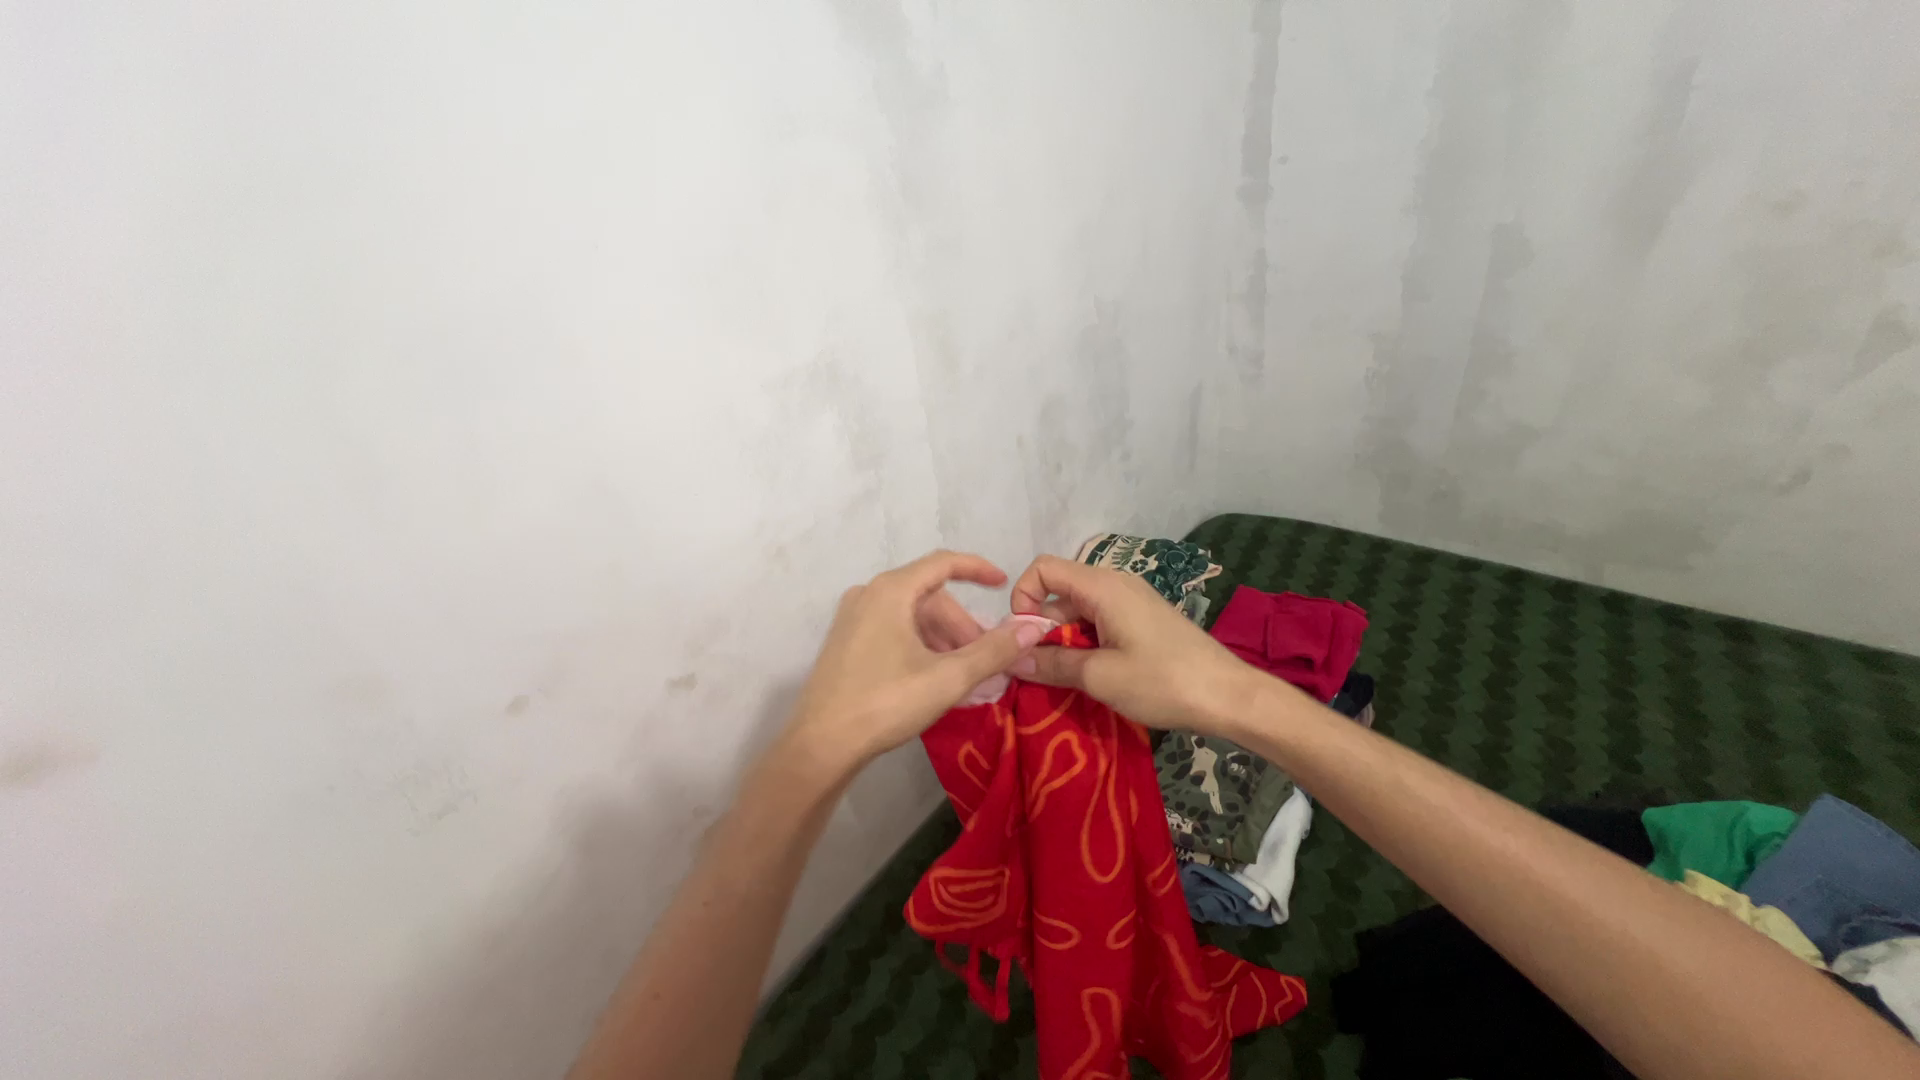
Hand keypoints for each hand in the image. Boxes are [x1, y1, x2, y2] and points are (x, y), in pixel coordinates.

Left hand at [786, 551, 1050, 769]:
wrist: (821, 745)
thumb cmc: (886, 703)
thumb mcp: (948, 678)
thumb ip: (994, 650)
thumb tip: (1033, 627)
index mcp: (891, 591)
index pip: (943, 563)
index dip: (978, 569)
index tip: (1004, 585)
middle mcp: (868, 594)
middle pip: (930, 597)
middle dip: (963, 626)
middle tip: (986, 663)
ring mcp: (853, 618)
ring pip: (912, 617)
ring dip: (944, 641)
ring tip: (965, 679)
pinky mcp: (846, 642)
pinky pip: (894, 631)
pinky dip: (921, 648)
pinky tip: (936, 680)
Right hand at [1009, 555, 1300, 733]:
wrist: (1229, 697)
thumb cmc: (1163, 682)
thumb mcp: (1099, 676)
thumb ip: (1051, 663)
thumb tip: (1011, 658)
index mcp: (1103, 587)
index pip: (1043, 569)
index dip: (1023, 598)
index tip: (1025, 638)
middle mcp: (1116, 585)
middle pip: (1059, 593)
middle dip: (1041, 628)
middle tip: (1037, 671)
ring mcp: (1132, 602)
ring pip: (1078, 613)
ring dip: (1064, 642)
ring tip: (1063, 680)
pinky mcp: (1144, 621)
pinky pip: (1100, 623)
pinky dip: (1086, 645)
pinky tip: (1091, 676)